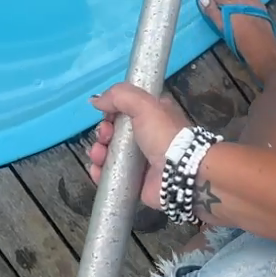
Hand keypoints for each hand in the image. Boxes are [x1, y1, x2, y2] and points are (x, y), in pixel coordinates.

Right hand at [87, 83, 189, 208]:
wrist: (179, 171)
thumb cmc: (164, 134)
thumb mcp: (145, 104)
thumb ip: (120, 96)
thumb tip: (96, 100)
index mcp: (151, 115)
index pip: (125, 109)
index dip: (112, 111)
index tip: (107, 115)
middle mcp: (145, 135)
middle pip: (114, 131)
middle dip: (103, 132)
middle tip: (105, 136)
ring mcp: (139, 159)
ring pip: (109, 153)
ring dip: (98, 152)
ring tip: (99, 155)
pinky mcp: (134, 180)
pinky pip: (111, 174)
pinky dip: (100, 172)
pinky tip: (97, 169)